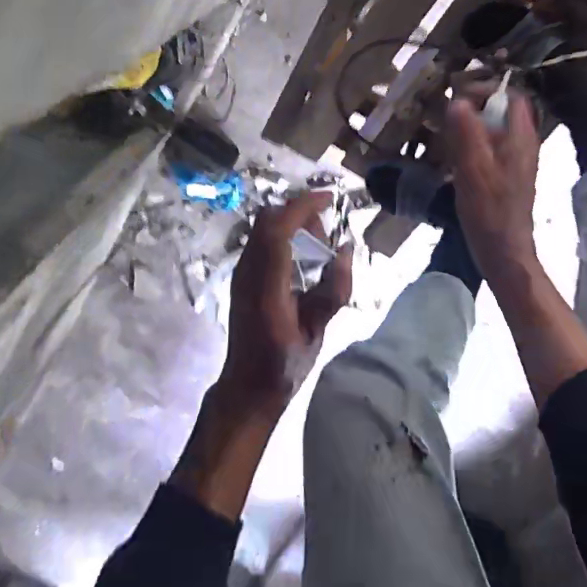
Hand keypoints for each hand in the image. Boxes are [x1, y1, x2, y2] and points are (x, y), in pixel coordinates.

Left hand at [220, 191, 353, 416]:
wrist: (247, 387)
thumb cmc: (284, 365)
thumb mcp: (318, 330)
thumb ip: (334, 289)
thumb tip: (345, 249)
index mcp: (265, 286)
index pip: (278, 230)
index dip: (303, 207)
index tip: (330, 199)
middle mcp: (248, 272)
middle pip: (268, 219)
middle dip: (300, 211)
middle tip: (326, 227)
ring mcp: (242, 273)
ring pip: (264, 226)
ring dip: (292, 222)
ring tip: (318, 242)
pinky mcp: (243, 276)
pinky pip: (262, 240)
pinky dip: (284, 234)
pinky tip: (303, 255)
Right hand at [445, 92, 586, 406]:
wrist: (504, 252)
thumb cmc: (490, 210)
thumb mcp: (473, 168)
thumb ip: (467, 132)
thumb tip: (458, 101)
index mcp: (521, 137)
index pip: (512, 95)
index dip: (486, 89)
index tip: (459, 97)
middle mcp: (522, 144)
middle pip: (501, 111)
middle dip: (475, 107)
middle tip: (447, 115)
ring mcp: (515, 160)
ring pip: (494, 130)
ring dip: (471, 126)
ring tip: (446, 133)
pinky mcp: (506, 176)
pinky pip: (490, 148)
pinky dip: (472, 145)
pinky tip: (454, 157)